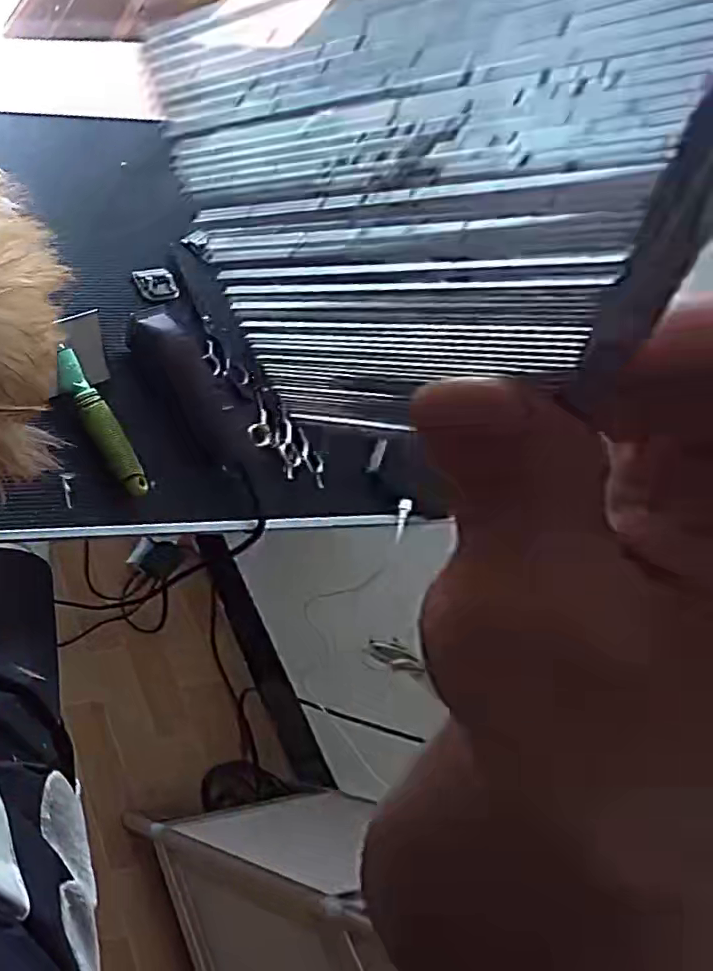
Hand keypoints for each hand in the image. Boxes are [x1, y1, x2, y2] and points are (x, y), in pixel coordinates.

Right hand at [401, 297, 712, 909]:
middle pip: (711, 384)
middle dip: (593, 363)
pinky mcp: (680, 500)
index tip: (527, 352)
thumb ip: (510, 490)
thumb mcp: (528, 607)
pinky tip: (495, 428)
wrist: (582, 793)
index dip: (668, 350)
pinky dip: (557, 413)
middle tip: (471, 378)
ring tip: (471, 405)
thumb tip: (456, 387)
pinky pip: (633, 424)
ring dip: (565, 387)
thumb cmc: (569, 722)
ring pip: (671, 395)